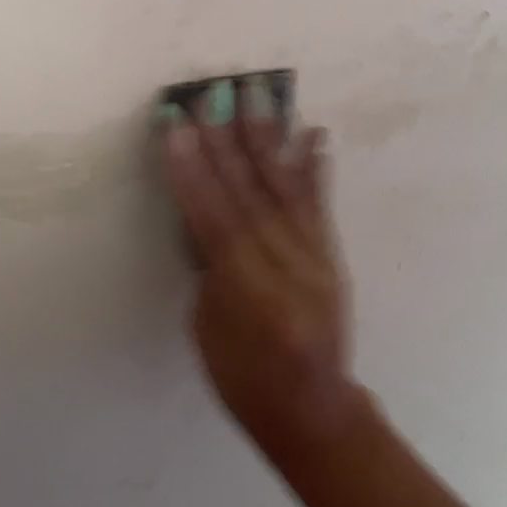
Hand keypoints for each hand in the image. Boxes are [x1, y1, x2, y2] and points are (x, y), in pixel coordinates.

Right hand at [160, 81, 367, 457]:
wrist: (314, 414)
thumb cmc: (243, 381)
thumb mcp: (207, 328)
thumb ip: (209, 266)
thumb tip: (203, 213)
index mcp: (251, 296)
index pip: (216, 220)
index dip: (192, 172)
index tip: (175, 126)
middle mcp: (289, 271)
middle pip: (250, 196)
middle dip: (225, 141)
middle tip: (211, 94)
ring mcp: (316, 261)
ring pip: (284, 190)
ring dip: (266, 137)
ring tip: (257, 93)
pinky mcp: (332, 257)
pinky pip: (319, 206)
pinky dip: (314, 167)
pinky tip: (311, 131)